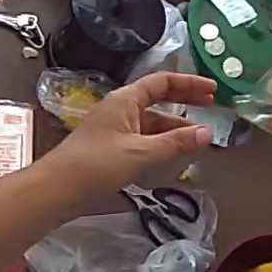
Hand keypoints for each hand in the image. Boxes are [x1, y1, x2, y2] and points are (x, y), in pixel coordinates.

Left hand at [39, 72, 216, 197]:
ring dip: (175, 128)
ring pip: (152, 122)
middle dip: (185, 102)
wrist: (59, 188)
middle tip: (212, 106)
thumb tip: (207, 132)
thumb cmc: (97, 163)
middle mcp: (121, 108)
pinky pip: (144, 138)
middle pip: (158, 99)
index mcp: (125, 99)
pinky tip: (175, 153)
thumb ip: (175, 143)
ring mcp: (116, 128)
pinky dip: (162, 142)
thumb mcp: (141, 152)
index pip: (162, 82)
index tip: (213, 89)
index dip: (189, 84)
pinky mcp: (112, 147)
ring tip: (200, 137)